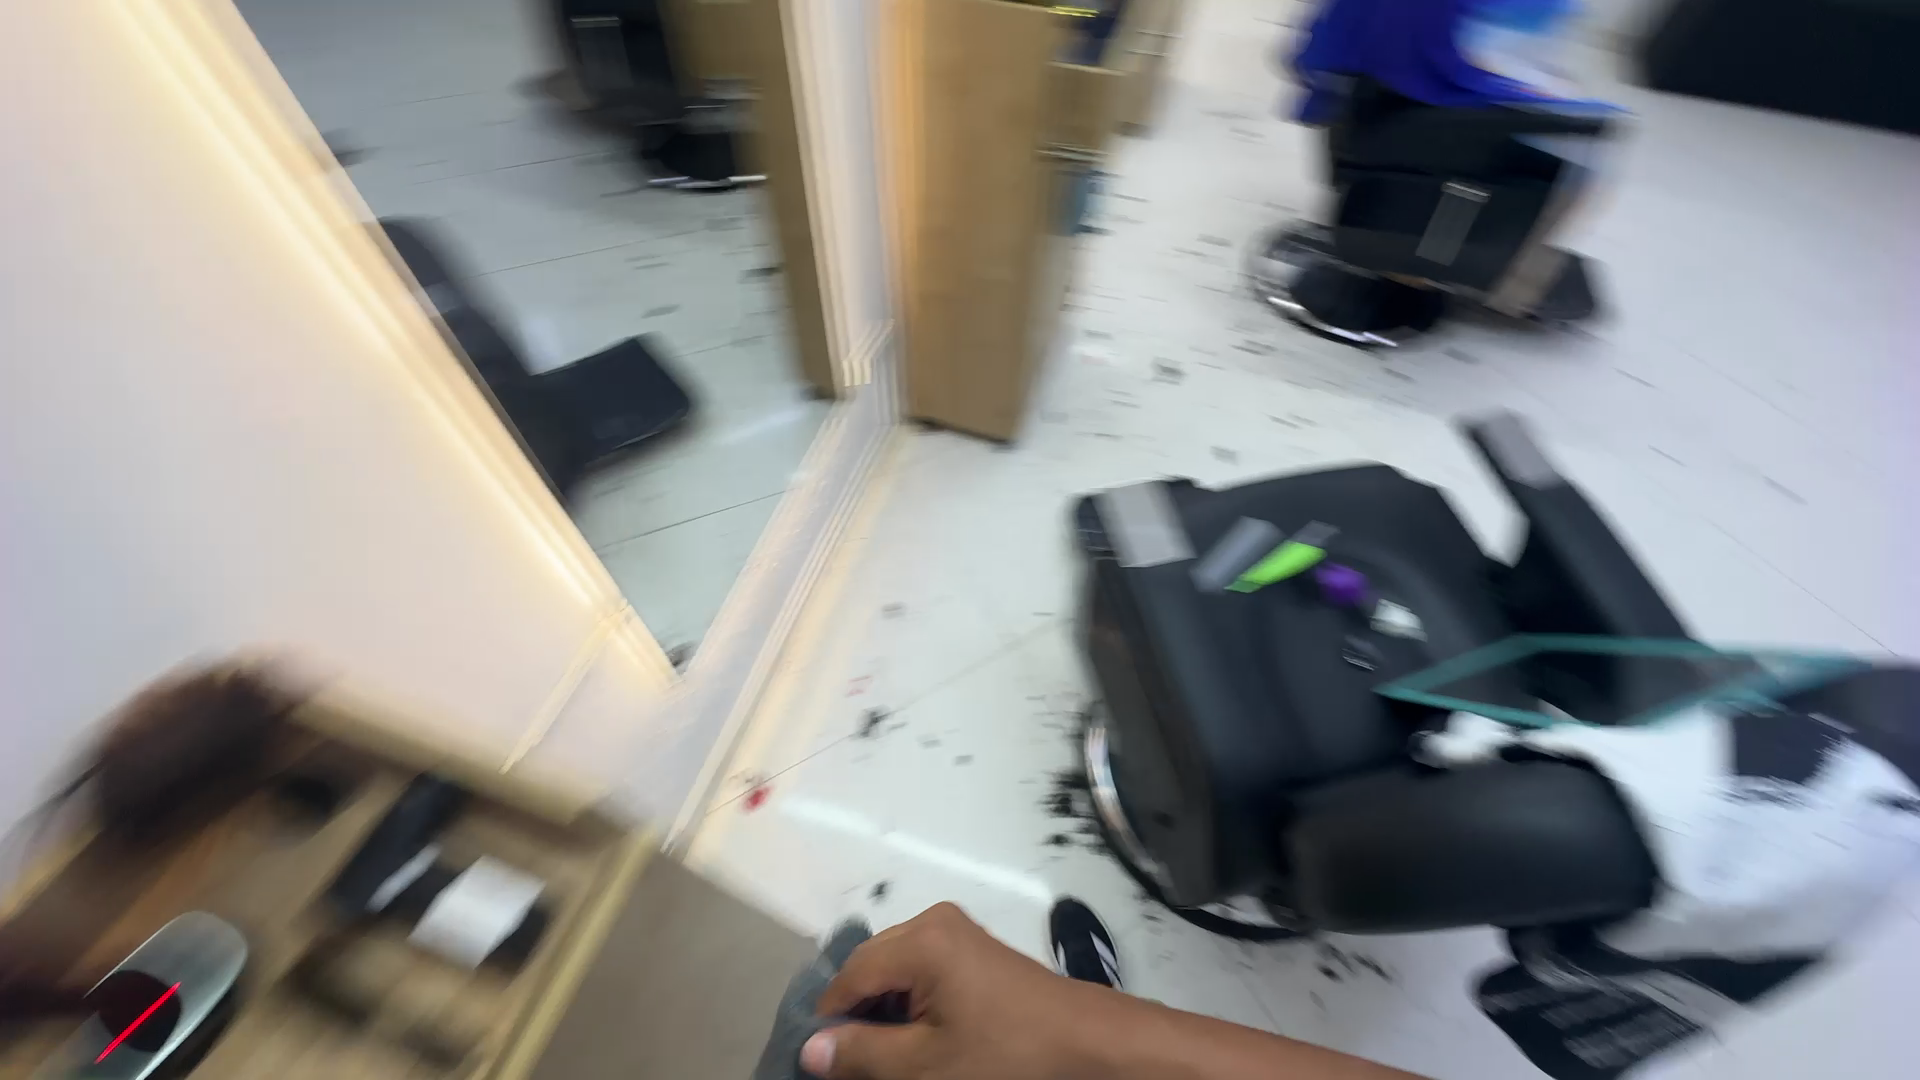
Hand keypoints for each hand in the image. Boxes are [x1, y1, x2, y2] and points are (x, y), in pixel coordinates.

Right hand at [800, 903, 1121, 1079]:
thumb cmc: (1003, 1055)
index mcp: (921, 940)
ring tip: (877, 1054)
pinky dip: (905, 995)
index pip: (851, 975)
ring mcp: (954, 928)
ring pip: (893, 962)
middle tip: (847, 1062)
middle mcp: (932, 920)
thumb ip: (863, 1054)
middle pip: (871, 963)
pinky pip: (918, 962)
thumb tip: (810, 1047)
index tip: (816, 1062)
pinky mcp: (969, 943)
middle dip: (854, 1011)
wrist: (1080, 1042)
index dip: (829, 1020)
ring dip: (879, 1005)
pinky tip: (908, 1033)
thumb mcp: (926, 1066)